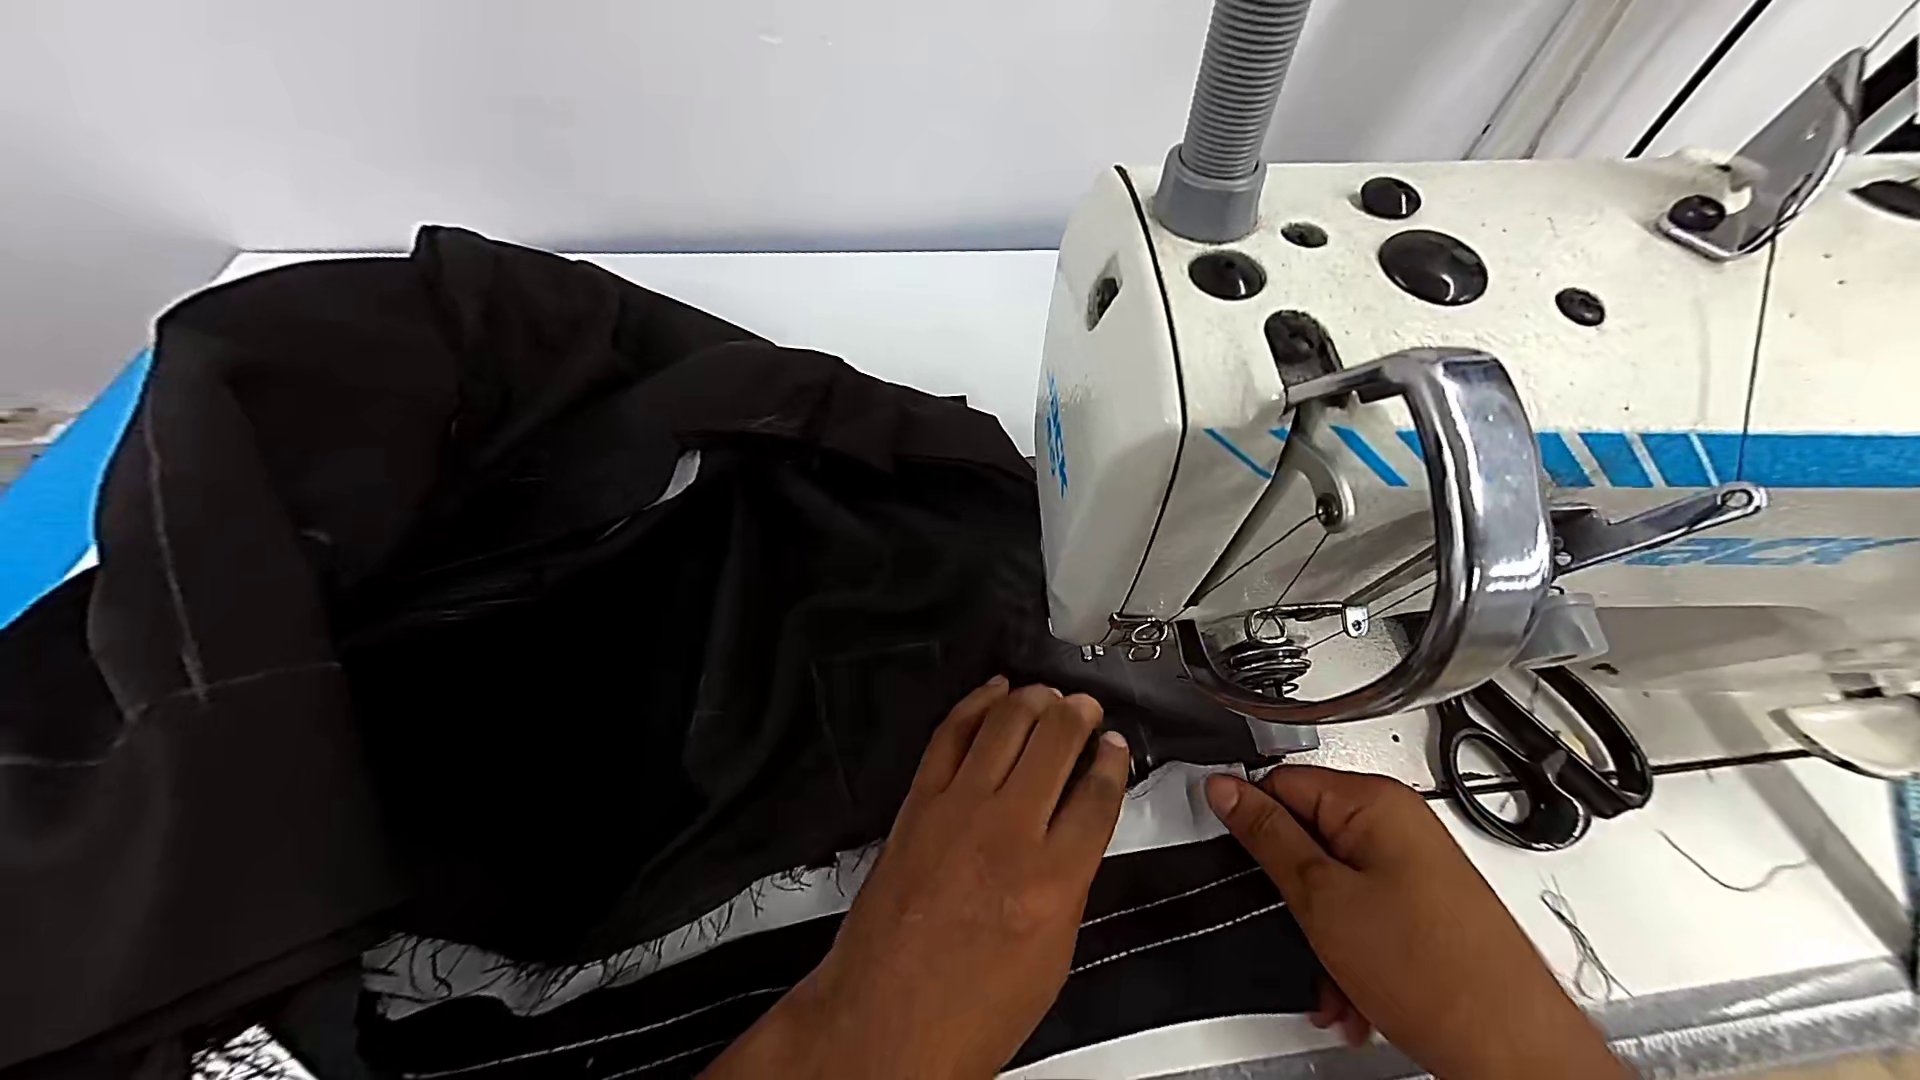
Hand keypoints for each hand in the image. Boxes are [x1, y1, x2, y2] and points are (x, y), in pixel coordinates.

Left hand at [702, 678, 1129, 1079]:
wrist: (882, 1020)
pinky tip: (992, 692)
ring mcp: (959, 808)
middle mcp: (1008, 832)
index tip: (1115, 747)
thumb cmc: (965, 1011)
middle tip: (1087, 707)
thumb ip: (1070, 883)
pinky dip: (975, 703)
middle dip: (1080, 714)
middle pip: (1056, 741)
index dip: (1113, 761)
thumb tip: (1078, 833)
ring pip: (1006, 724)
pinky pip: (951, 733)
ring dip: (1035, 699)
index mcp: (1053, 880)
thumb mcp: (1051, 959)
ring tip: (1051, 693)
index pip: (1098, 795)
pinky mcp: (920, 801)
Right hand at [1206, 767, 1626, 1079]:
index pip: (1279, 782)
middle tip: (1293, 919)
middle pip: (1305, 831)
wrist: (1521, 1062)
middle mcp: (1399, 822)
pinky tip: (1351, 986)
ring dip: (1318, 925)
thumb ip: (1265, 835)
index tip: (1242, 855)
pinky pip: (1362, 904)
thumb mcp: (1320, 897)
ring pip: (1331, 877)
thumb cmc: (1441, 979)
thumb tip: (1225, 789)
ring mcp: (1415, 862)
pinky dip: (1347, 942)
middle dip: (1292, 886)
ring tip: (1329, 971)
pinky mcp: (1425, 900)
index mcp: (1374, 801)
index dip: (1253, 820)